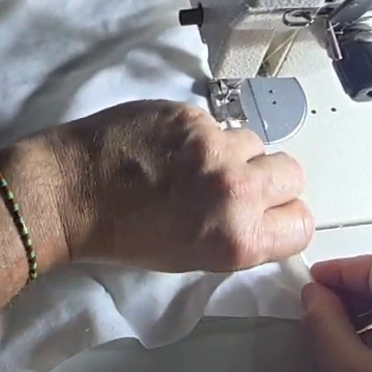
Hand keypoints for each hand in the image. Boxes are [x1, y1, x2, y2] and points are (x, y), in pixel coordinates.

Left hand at [5, 100, 311, 272]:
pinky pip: (213, 121)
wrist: (69, 193)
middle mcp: (234, 189)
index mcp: (237, 238)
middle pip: (291, 172)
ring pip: (252, 140)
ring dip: (232, 151)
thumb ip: (237, 236)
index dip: (284, 217)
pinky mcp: (187, 114)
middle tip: (235, 182)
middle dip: (268, 178)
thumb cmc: (120, 236)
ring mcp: (211, 145)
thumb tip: (262, 215)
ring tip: (193, 162)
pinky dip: (198, 133)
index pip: (302, 222)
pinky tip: (167, 145)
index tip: (266, 213)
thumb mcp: (190, 257)